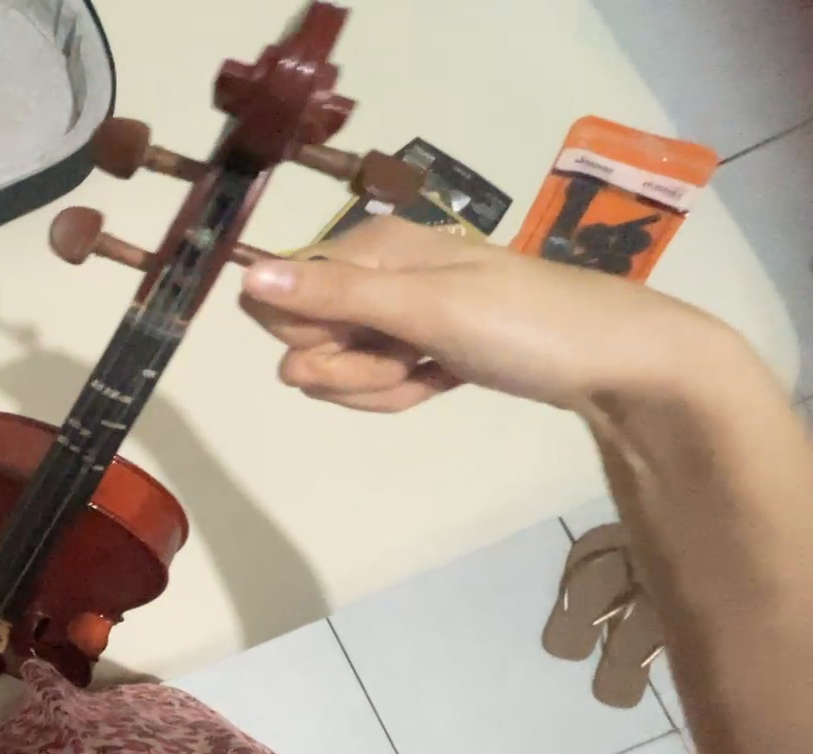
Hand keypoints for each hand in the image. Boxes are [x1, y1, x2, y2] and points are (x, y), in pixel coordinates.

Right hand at [237, 215, 753, 414]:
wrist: (618, 364)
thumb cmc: (526, 324)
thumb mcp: (424, 308)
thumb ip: (333, 294)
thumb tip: (246, 275)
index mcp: (363, 250)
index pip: (272, 301)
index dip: (304, 333)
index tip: (357, 335)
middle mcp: (364, 277)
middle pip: (296, 342)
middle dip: (344, 367)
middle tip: (405, 355)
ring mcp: (382, 315)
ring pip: (325, 371)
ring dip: (371, 385)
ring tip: (428, 369)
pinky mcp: (399, 346)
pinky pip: (357, 384)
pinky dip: (391, 393)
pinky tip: (435, 379)